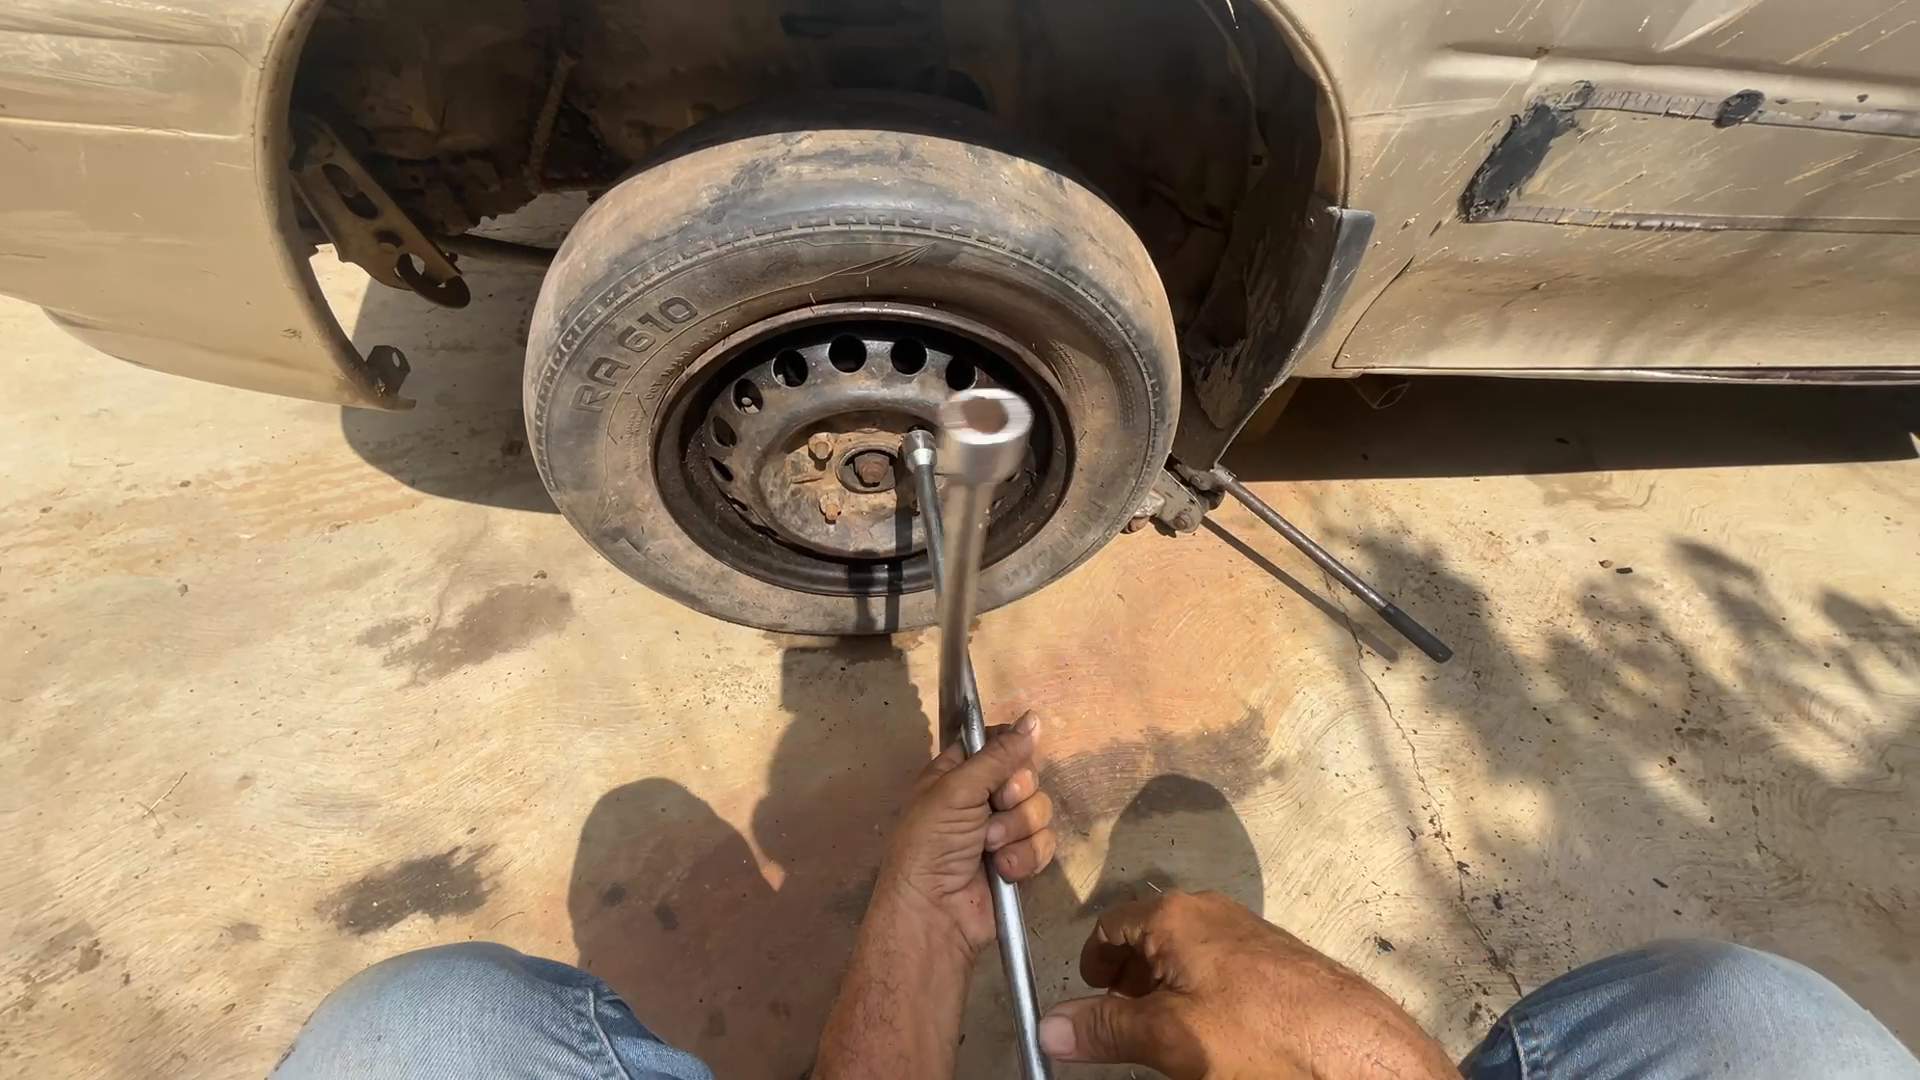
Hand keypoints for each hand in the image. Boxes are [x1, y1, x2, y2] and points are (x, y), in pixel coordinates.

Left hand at [874, 710, 1056, 958]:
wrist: (935, 914)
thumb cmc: (931, 843)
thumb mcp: (957, 789)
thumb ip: (998, 755)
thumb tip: (1034, 718)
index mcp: (957, 772)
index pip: (998, 743)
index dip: (1009, 749)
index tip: (1008, 760)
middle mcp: (981, 796)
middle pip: (1025, 774)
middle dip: (1014, 795)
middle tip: (994, 808)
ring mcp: (1002, 829)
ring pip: (1039, 809)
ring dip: (1016, 830)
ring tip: (990, 848)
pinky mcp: (1020, 859)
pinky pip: (1044, 842)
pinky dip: (1025, 857)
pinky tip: (1004, 870)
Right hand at [1040, 892, 1456, 1079]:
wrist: (1360, 1049)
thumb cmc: (1255, 1034)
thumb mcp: (1171, 1038)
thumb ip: (1107, 1028)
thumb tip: (1047, 1026)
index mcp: (1173, 914)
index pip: (1111, 923)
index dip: (1094, 959)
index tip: (1090, 992)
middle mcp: (1206, 906)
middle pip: (1147, 929)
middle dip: (1127, 970)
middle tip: (1119, 1012)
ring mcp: (1245, 925)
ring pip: (1184, 943)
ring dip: (1162, 977)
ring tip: (1161, 1020)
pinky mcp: (1275, 951)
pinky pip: (1216, 955)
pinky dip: (1196, 980)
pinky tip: (1212, 1021)